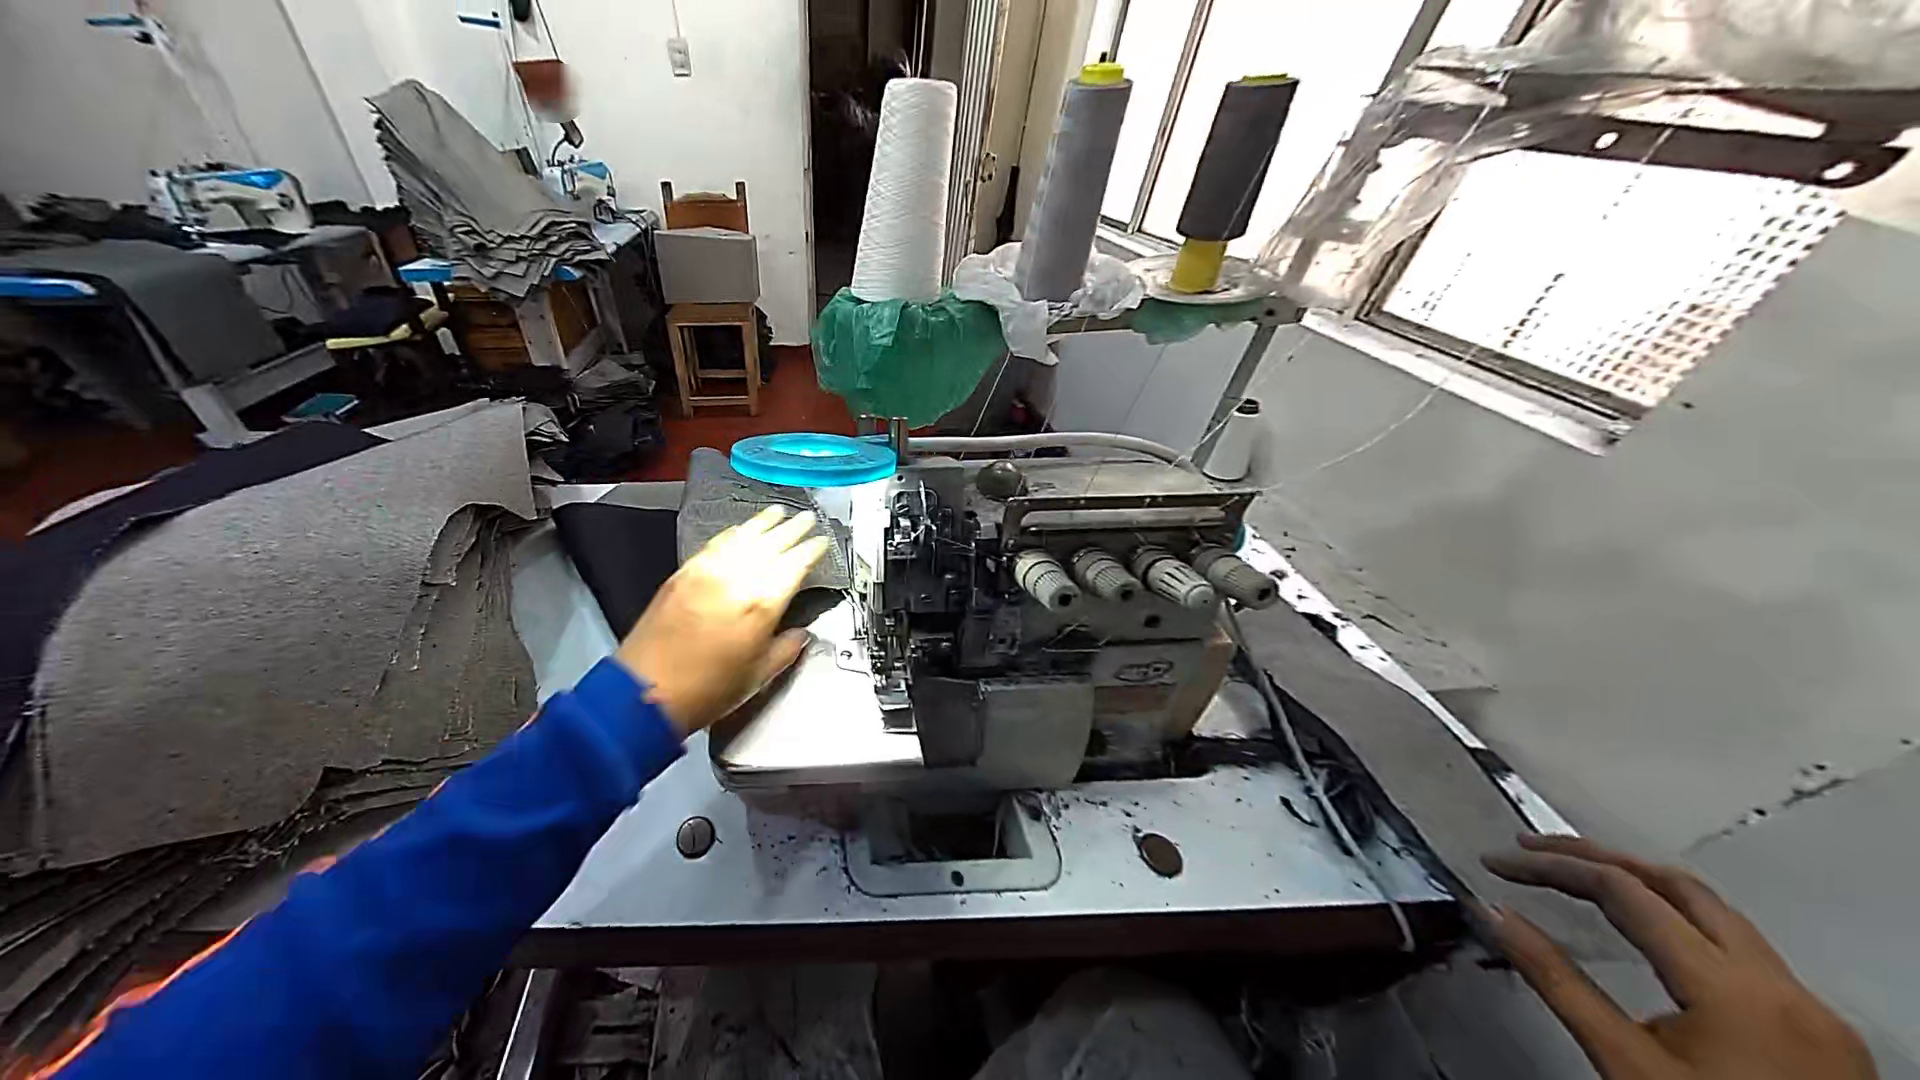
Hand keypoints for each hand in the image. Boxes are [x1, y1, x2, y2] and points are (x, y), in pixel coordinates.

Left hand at [614, 506, 828, 735]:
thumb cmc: (705, 689)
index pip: (795, 565)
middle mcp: (736, 580)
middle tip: (806, 519)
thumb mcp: (759, 675)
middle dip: (792, 529)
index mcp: (762, 604)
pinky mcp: (683, 575)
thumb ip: (786, 649)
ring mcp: (707, 574)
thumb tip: (799, 635)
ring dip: (763, 523)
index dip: (811, 550)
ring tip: (777, 513)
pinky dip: (730, 534)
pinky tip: (738, 530)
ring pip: (742, 538)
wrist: (647, 693)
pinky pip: (713, 545)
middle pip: (771, 543)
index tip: (820, 542)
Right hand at [1481, 834, 1875, 1079]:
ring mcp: (1810, 1009)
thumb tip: (1493, 913)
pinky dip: (1676, 916)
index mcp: (1730, 988)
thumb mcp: (1623, 1063)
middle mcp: (1781, 985)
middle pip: (1675, 884)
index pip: (1623, 891)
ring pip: (1715, 910)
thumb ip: (1557, 982)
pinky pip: (1739, 945)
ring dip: (1639, 881)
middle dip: (1596, 856)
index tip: (1498, 863)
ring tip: (1579, 873)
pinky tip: (1646, 927)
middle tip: (1533, 848)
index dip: (1551, 866)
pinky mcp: (1820, 1032)